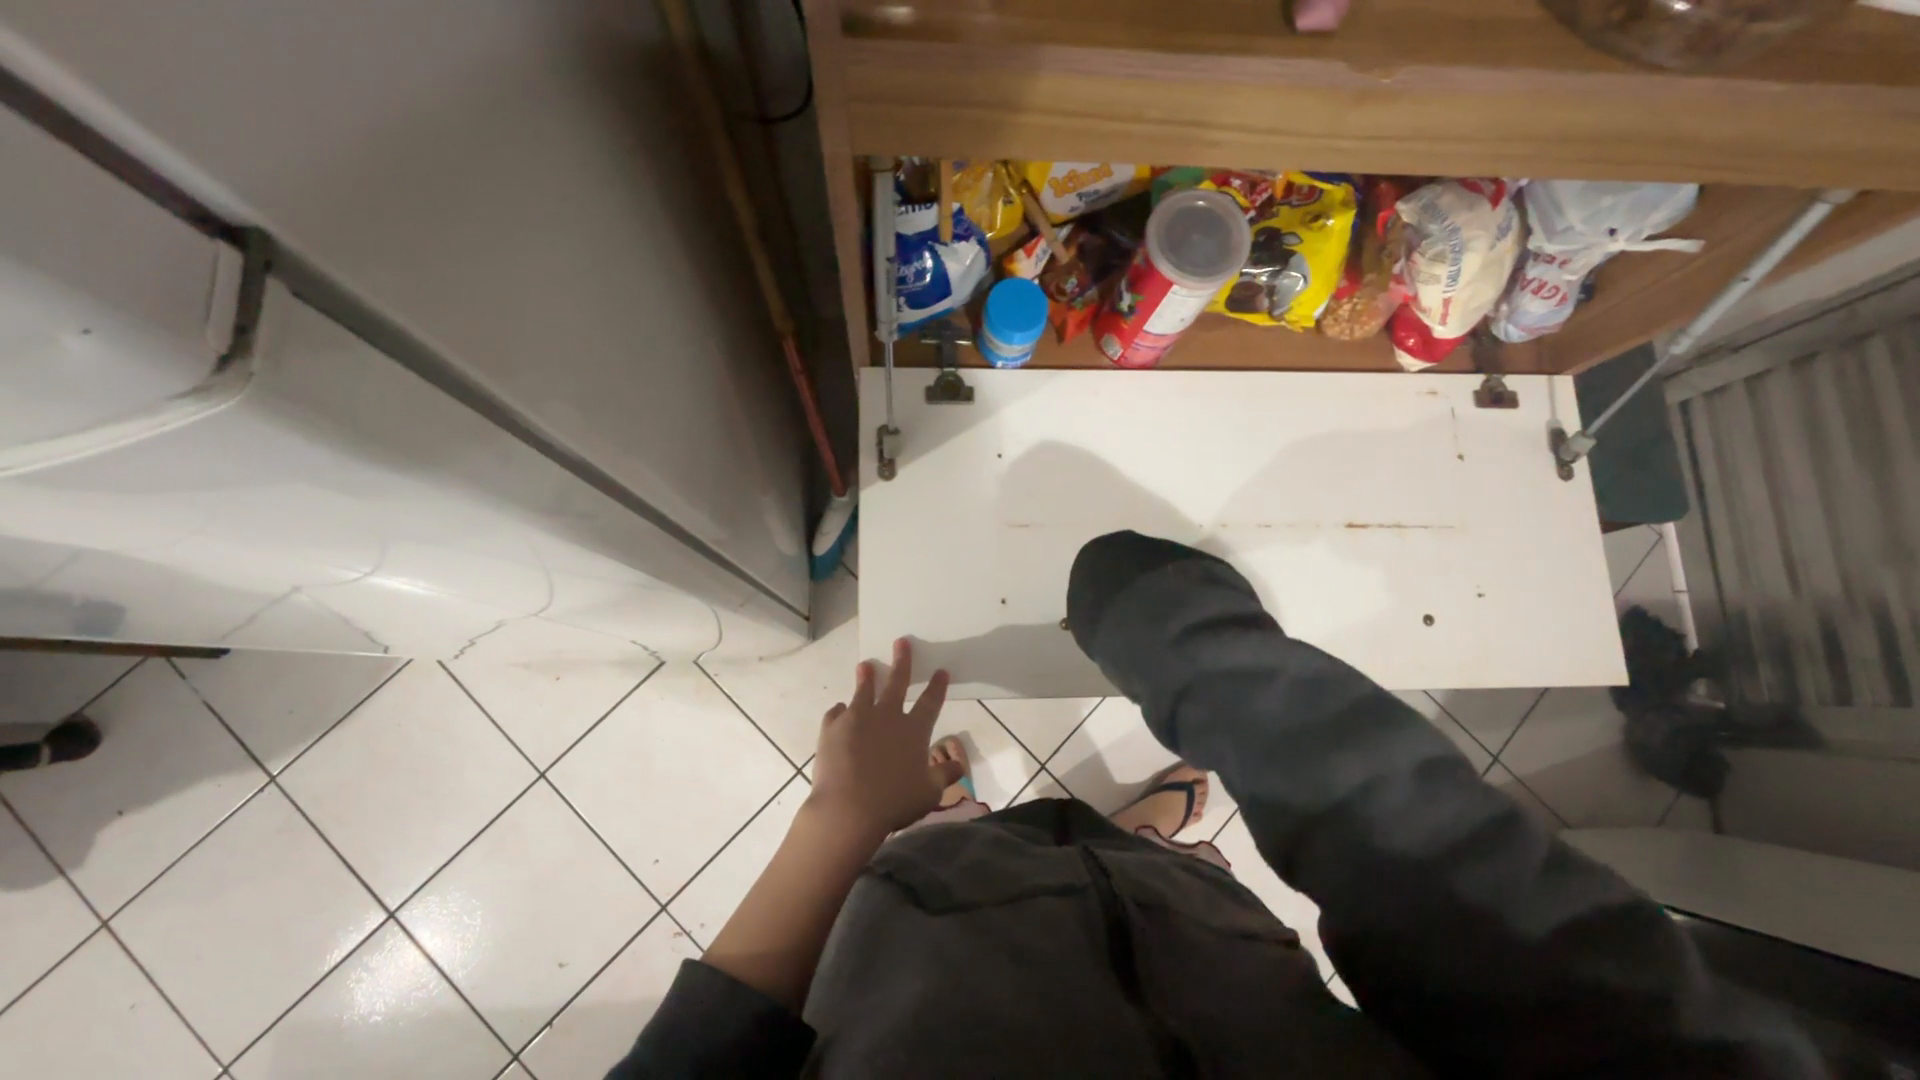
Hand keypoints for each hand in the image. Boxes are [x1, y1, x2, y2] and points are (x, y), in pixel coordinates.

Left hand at [806, 638, 959, 836]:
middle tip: (901, 642)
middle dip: (902, 661)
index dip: (937, 686)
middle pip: (897, 683)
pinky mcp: (832, 728)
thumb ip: (945, 775)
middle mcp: (887, 716)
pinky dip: (840, 711)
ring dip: (867, 677)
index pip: (930, 701)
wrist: (848, 809)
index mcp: (914, 730)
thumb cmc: (895, 802)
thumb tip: (959, 765)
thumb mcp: (930, 792)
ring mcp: (857, 719)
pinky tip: (840, 709)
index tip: (940, 670)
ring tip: (866, 666)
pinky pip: (836, 713)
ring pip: (864, 691)